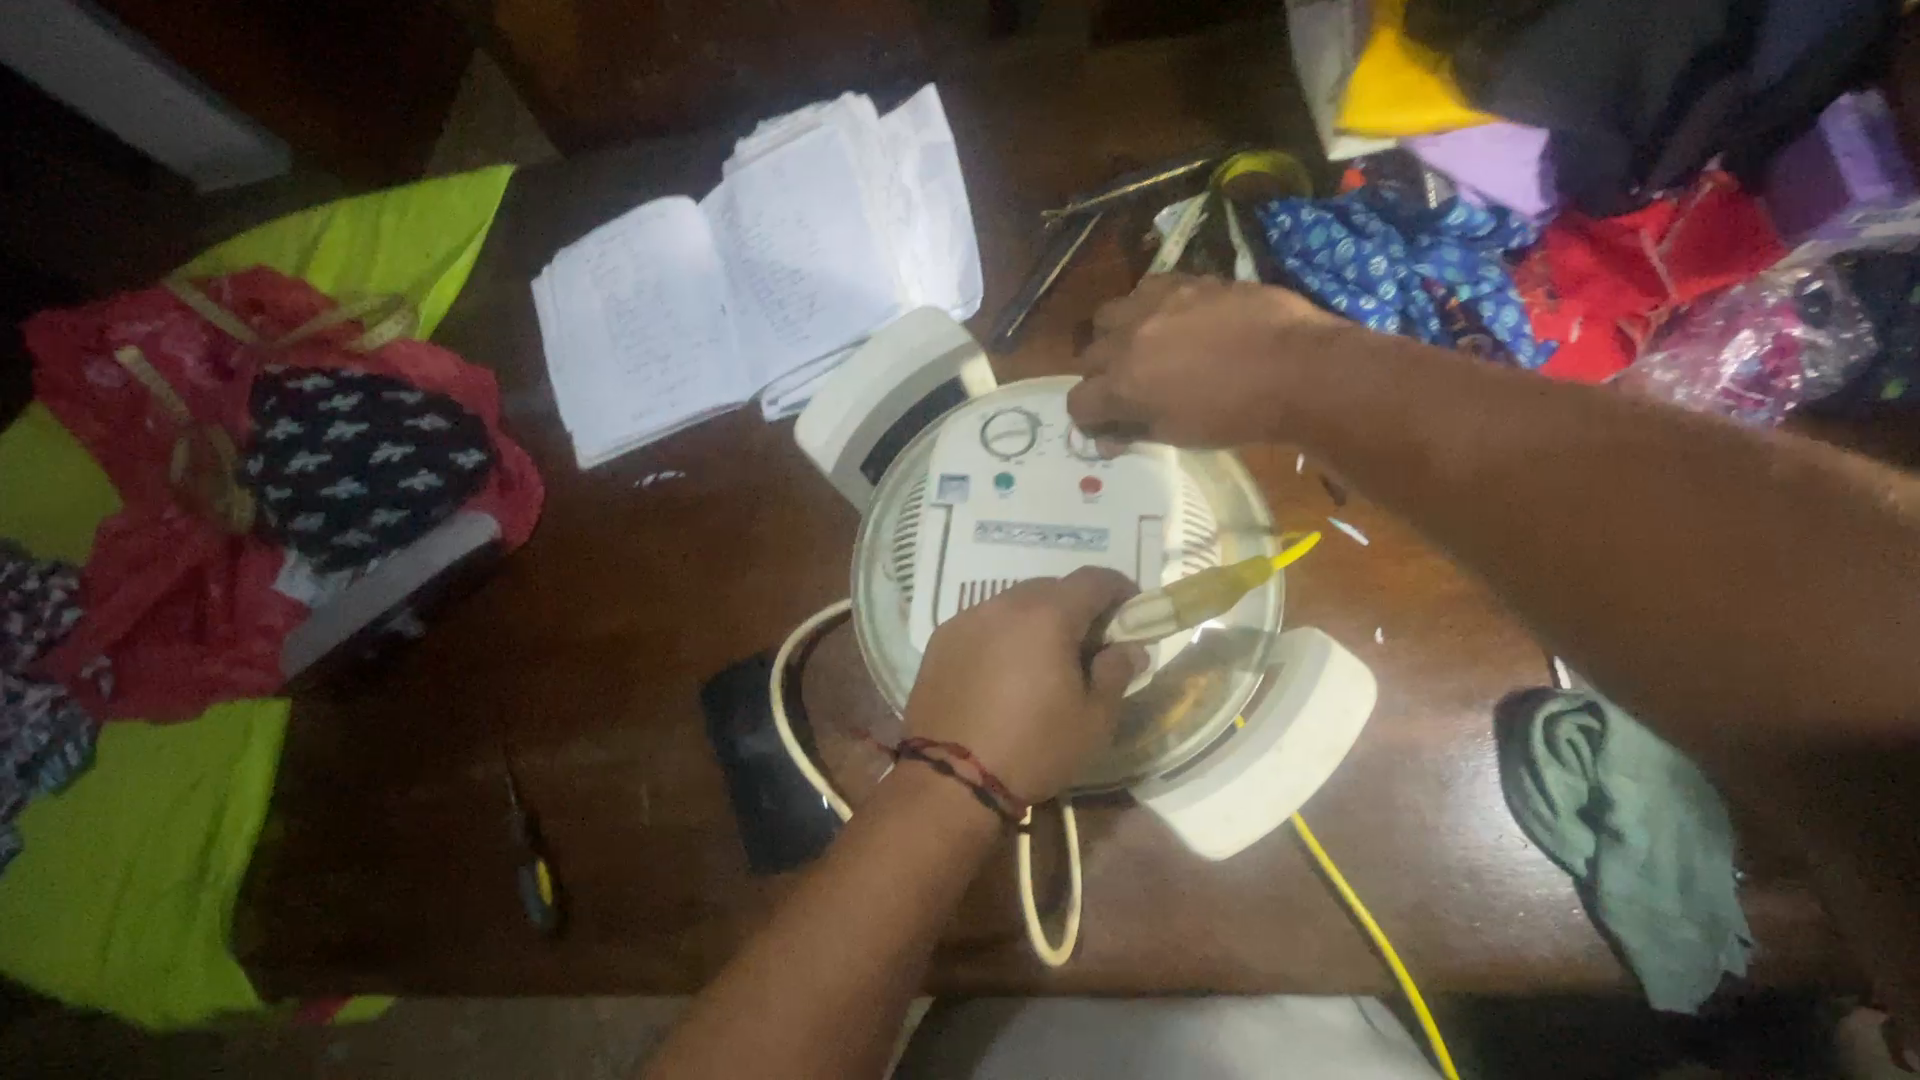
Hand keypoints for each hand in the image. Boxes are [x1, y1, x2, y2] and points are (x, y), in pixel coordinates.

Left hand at [900, 567, 1149, 803]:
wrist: (950, 780)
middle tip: (1090, 643)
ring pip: (1014, 603)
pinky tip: (1005, 670)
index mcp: (1047, 616)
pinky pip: (984, 622)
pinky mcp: (941, 640)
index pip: (1093, 579)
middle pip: (1051, 588)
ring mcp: (967, 619)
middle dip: (1077, 606)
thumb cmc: (1033, 749)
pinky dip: (1003, 634)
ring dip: (1037, 619)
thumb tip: (1128, 648)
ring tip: (1044, 658)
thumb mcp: (1093, 721)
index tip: (1131, 612)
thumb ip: (1115, 673)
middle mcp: (1004, 605)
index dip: (1119, 589)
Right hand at [1066, 273, 1353, 447]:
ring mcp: (1155, 304)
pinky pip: (1147, 289)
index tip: (1108, 424)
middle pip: (1088, 357)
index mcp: (1123, 384)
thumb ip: (1135, 430)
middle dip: (1101, 376)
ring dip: (1116, 335)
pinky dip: (1149, 307)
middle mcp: (1127, 339)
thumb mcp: (1179, 434)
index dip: (1089, 417)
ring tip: (1144, 347)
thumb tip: (1107, 437)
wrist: (1298, 370)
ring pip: (1109, 315)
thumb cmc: (1237, 416)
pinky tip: (1173, 319)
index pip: (1078, 402)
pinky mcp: (1186, 281)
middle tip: (1129, 389)